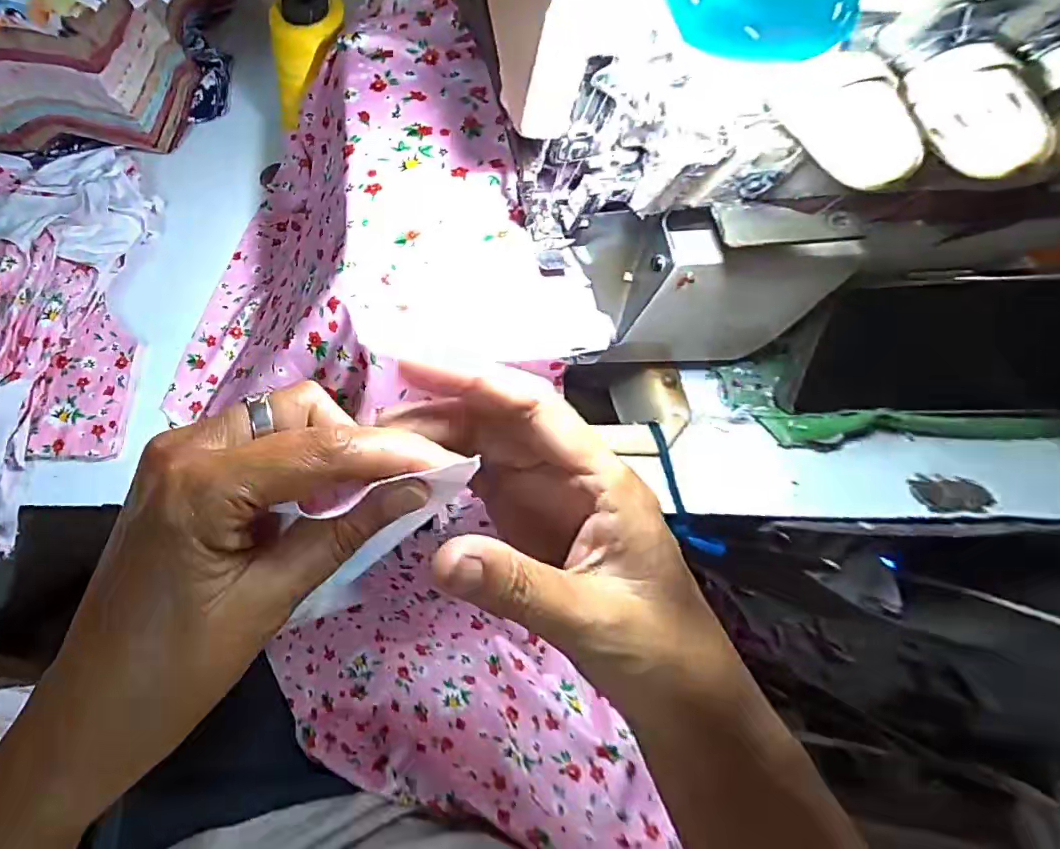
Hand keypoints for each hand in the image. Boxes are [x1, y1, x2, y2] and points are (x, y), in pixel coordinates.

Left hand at [0, 381, 461, 845]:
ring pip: (269, 419)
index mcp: (201, 478)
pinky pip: (244, 442)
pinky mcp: (173, 467)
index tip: (443, 463)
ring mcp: (173, 450)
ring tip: (348, 502)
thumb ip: (342, 532)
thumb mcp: (270, 599)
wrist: (96, 701)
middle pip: (290, 408)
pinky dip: (283, 462)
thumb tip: (412, 490)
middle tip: (383, 492)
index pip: (314, 446)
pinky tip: (302, 503)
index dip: (384, 453)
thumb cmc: (179, 669)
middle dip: (345, 440)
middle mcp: (183, 443)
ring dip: (316, 450)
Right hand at [380, 361, 740, 708]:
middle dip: (438, 407)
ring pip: (481, 442)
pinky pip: (475, 473)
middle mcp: (565, 470)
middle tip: (378, 420)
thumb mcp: (591, 619)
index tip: (413, 366)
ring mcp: (542, 490)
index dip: (473, 379)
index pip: (531, 406)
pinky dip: (439, 466)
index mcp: (597, 475)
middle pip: (496, 418)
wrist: (681, 693)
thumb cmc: (657, 649)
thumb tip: (440, 558)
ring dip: (433, 435)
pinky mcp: (522, 513)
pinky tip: (408, 469)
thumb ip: (517, 586)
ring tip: (383, 441)